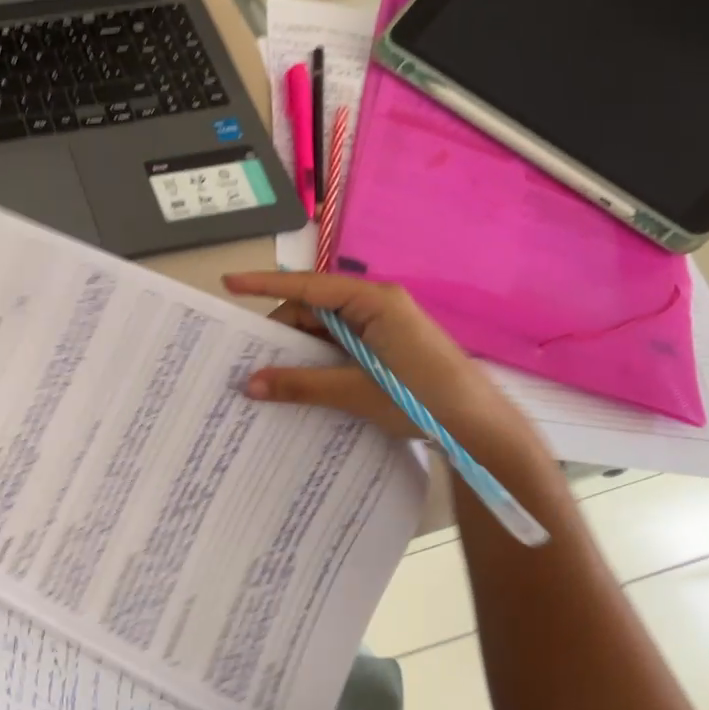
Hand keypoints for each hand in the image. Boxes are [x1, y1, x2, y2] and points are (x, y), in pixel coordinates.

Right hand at [221, 271, 544, 459]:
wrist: (480, 427)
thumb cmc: (422, 397)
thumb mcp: (354, 392)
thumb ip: (300, 384)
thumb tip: (248, 384)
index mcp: (373, 302)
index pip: (308, 287)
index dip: (265, 285)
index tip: (228, 283)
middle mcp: (376, 307)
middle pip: (312, 310)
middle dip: (280, 332)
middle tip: (247, 358)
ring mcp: (382, 327)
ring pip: (323, 331)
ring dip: (297, 352)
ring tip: (266, 376)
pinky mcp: (386, 348)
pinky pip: (338, 347)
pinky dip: (317, 362)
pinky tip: (299, 383)